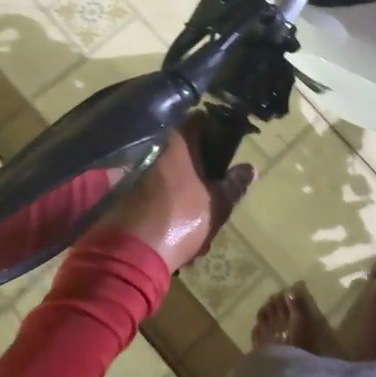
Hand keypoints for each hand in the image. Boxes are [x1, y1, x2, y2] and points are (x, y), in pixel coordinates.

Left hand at [93, 115, 255, 272]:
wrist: (129, 255)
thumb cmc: (180, 220)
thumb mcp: (217, 204)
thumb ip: (234, 184)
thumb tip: (251, 168)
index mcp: (177, 147)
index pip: (197, 121)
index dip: (212, 127)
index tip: (223, 141)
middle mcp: (154, 153)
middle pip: (183, 152)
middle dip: (199, 172)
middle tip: (214, 192)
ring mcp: (136, 175)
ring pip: (169, 179)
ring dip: (183, 196)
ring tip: (197, 227)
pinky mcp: (124, 197)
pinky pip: (153, 197)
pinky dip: (166, 211)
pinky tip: (176, 236)